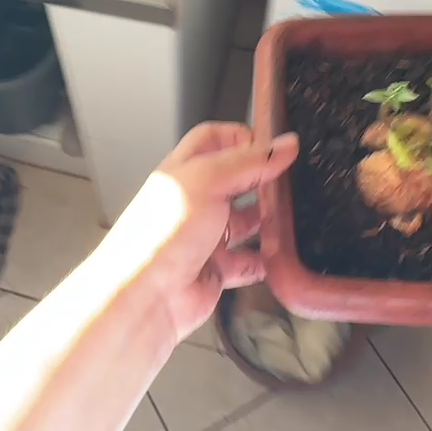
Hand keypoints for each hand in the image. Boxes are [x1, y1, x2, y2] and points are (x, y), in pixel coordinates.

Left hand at [97, 123, 298, 344]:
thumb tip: (284, 144)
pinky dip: (264, 261)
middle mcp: (194, 200)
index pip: (213, 139)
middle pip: (235, 180)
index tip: (272, 145)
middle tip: (286, 182)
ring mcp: (205, 235)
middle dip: (261, 180)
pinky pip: (247, 262)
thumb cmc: (160, 233)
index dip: (241, 137)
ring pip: (245, 221)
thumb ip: (249, 161)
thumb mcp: (207, 180)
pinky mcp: (215, 268)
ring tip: (286, 218)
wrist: (145, 293)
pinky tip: (277, 257)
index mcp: (185, 170)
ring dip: (267, 221)